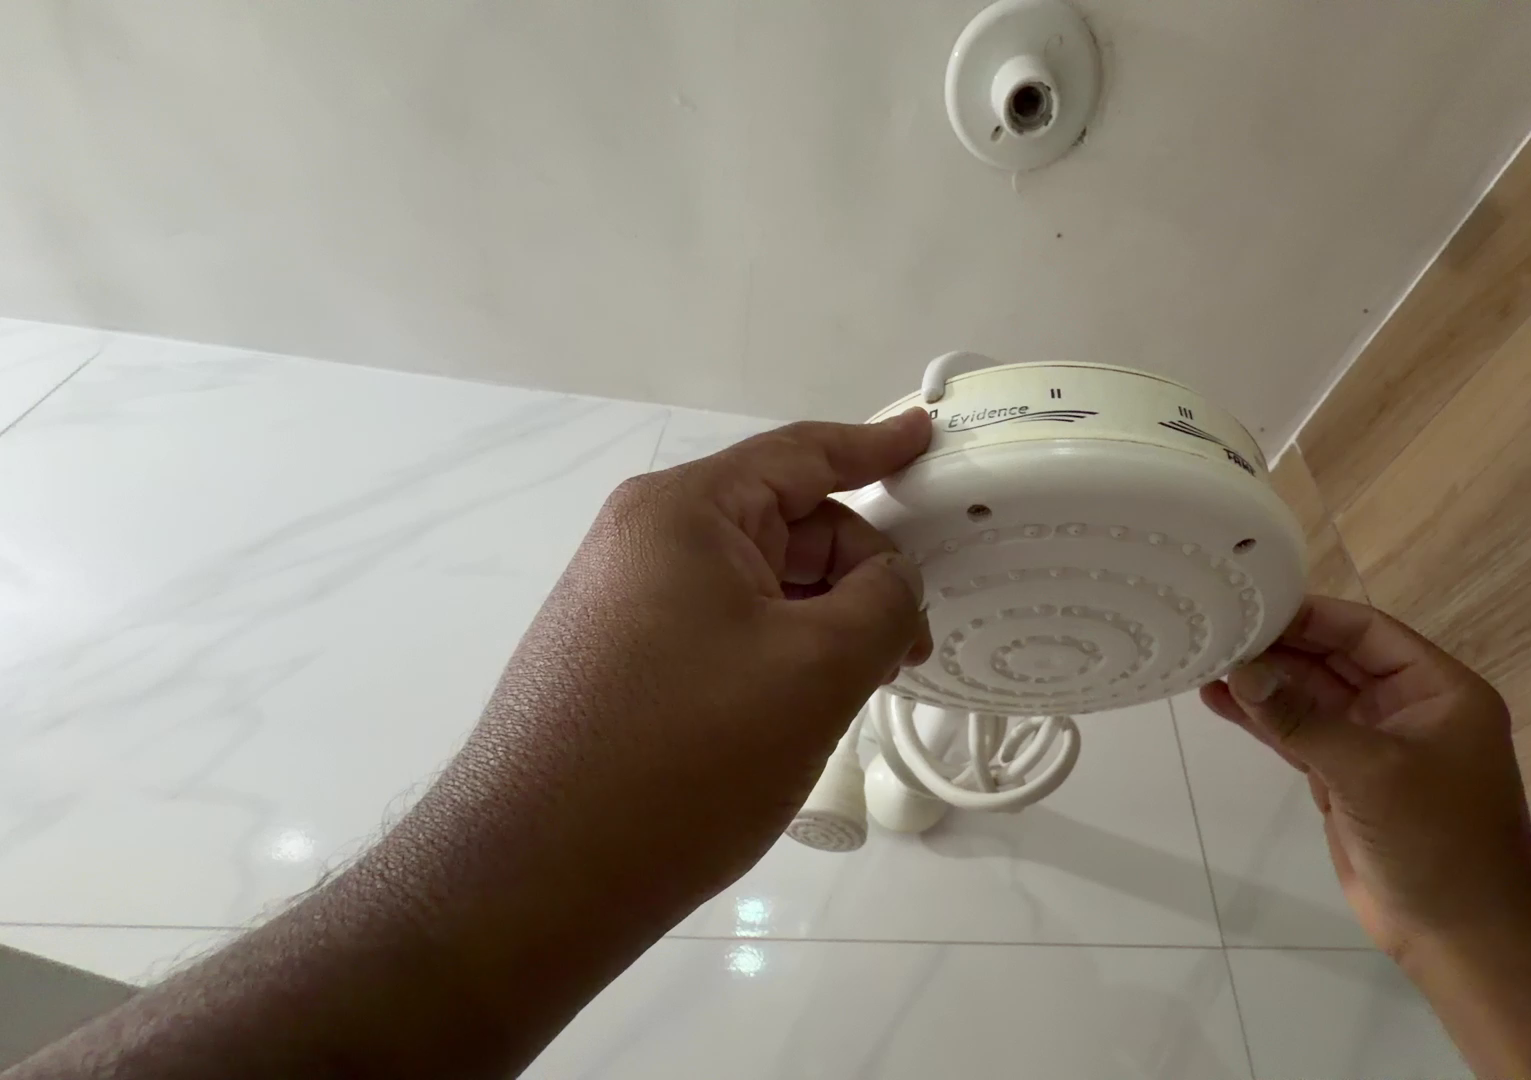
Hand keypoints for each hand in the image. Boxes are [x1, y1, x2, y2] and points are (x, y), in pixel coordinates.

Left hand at [449, 411, 935, 912]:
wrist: (532, 885)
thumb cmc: (685, 756)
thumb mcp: (817, 668)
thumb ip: (884, 600)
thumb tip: (893, 581)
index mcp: (687, 512)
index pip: (803, 454)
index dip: (875, 447)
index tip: (925, 437)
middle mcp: (653, 540)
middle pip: (792, 526)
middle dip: (862, 572)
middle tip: (908, 644)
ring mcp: (636, 602)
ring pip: (767, 584)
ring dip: (828, 619)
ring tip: (865, 682)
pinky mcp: (633, 657)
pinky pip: (735, 626)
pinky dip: (789, 648)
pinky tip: (811, 699)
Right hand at [1200, 595, 1530, 962]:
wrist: (1459, 941)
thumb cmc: (1437, 842)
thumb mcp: (1369, 770)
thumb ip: (1299, 717)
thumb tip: (1238, 670)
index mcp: (1436, 690)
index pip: (1366, 631)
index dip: (1311, 615)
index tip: (1253, 604)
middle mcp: (1404, 706)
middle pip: (1332, 658)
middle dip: (1279, 646)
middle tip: (1218, 630)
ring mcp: (1370, 742)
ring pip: (1308, 695)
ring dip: (1263, 681)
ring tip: (1207, 659)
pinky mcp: (1341, 774)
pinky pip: (1296, 732)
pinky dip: (1261, 718)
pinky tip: (1218, 700)